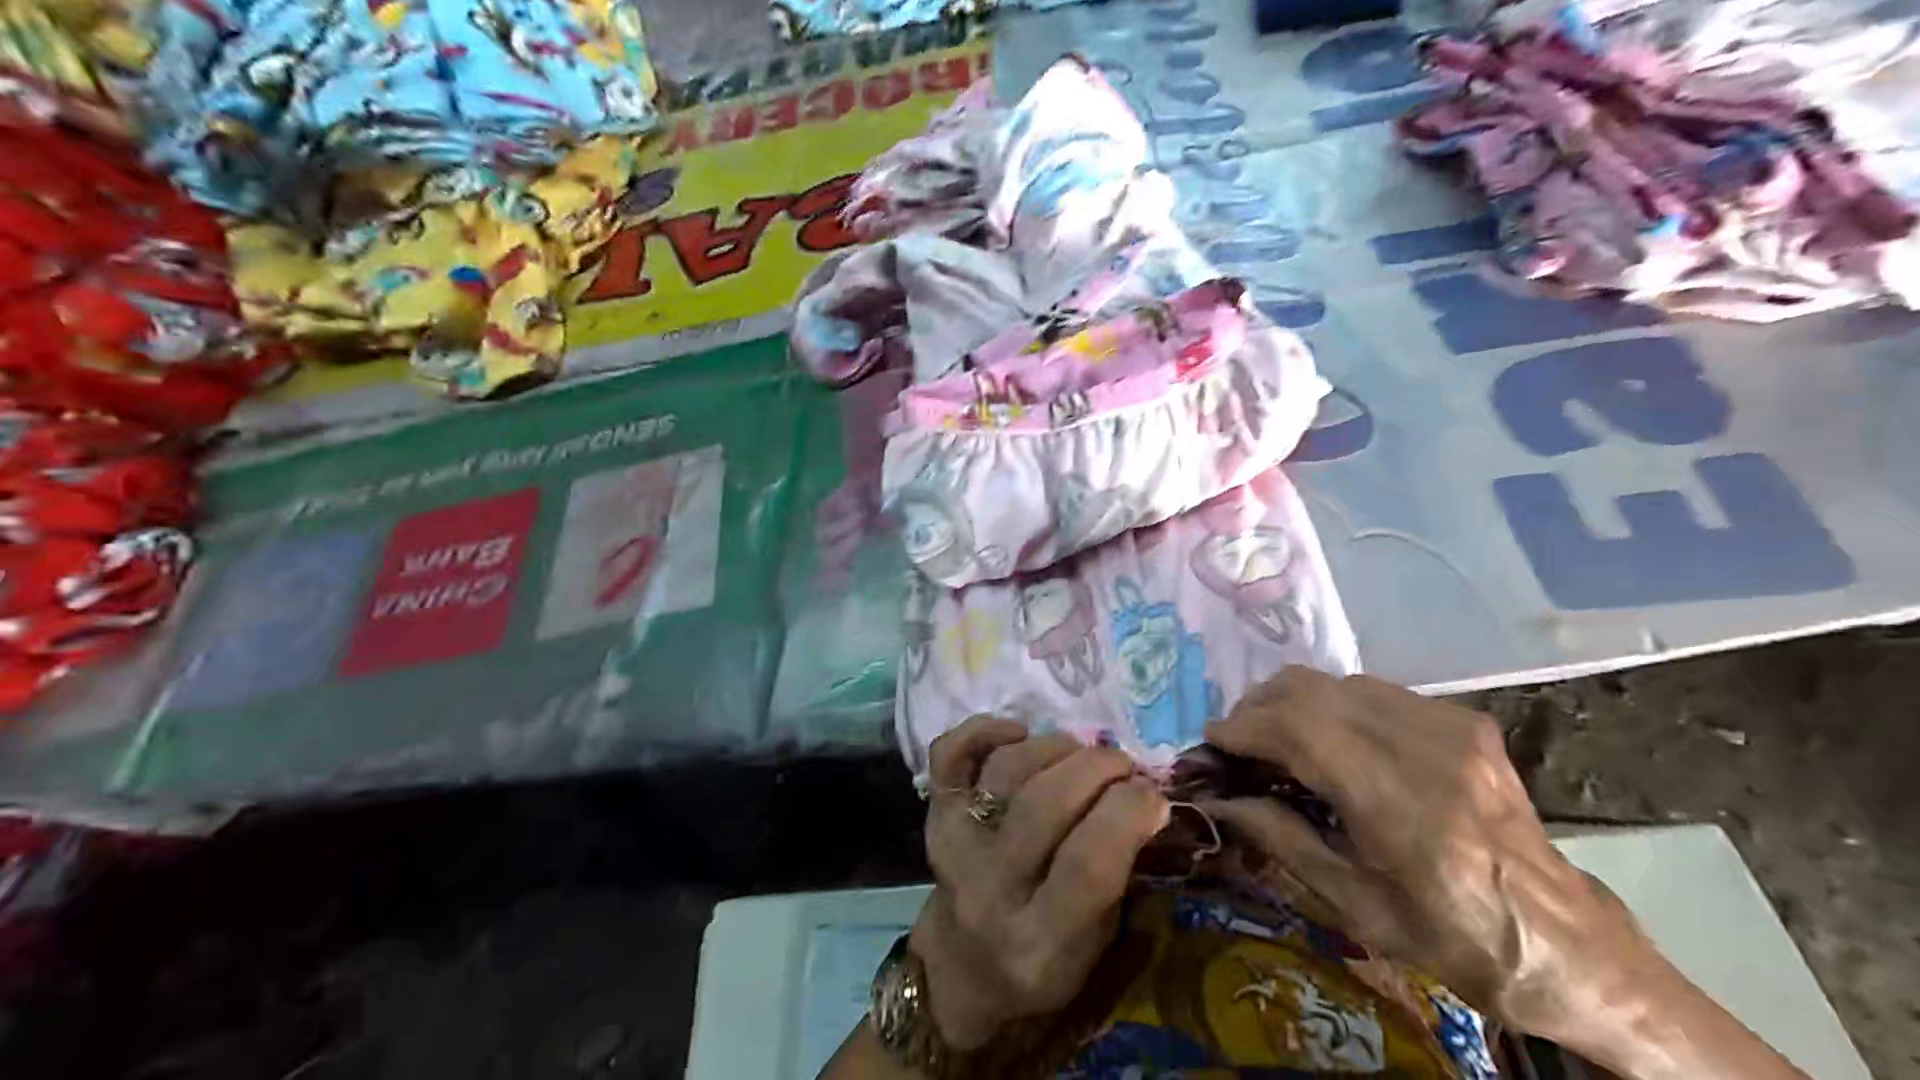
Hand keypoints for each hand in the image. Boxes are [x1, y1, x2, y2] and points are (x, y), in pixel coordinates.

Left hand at [910, 717, 1168, 1050]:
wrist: (960, 967)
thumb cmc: (1042, 961)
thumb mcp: (1095, 942)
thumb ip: (1116, 873)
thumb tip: (1144, 794)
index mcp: (1039, 944)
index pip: (1087, 864)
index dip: (1129, 814)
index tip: (1154, 794)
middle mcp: (988, 889)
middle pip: (1044, 804)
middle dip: (1097, 768)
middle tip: (1124, 764)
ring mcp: (952, 845)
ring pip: (1007, 769)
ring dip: (1056, 746)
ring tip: (1083, 754)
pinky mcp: (933, 814)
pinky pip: (948, 754)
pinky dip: (983, 729)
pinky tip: (1019, 733)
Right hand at [1199, 669, 1651, 1031]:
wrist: (1565, 946)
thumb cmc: (1452, 938)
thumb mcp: (1354, 905)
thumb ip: (1279, 838)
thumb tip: (1217, 799)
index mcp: (1401, 804)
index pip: (1297, 730)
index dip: (1243, 728)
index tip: (1211, 741)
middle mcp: (1426, 748)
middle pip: (1310, 689)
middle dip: (1257, 708)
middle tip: (1237, 742)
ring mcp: (1450, 726)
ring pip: (1336, 680)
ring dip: (1292, 703)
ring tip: (1276, 740)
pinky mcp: (1464, 720)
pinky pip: (1372, 690)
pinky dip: (1333, 706)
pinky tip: (1331, 741)